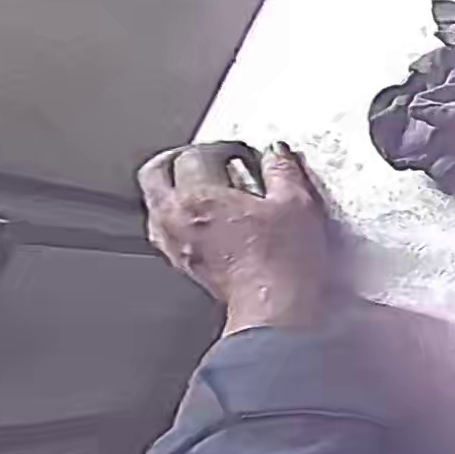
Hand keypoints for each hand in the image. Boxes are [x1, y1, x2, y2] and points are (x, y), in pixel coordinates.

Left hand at [138, 141, 329, 335]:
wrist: (275, 305)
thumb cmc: (283, 262)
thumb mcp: (297, 204)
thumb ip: (284, 172)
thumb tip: (277, 154)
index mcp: (199, 196)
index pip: (198, 154)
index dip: (224, 148)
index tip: (244, 153)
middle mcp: (176, 217)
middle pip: (157, 172)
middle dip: (181, 159)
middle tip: (207, 157)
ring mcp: (175, 242)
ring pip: (157, 200)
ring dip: (178, 187)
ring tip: (207, 187)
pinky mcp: (184, 263)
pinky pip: (167, 228)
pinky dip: (181, 215)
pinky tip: (206, 219)